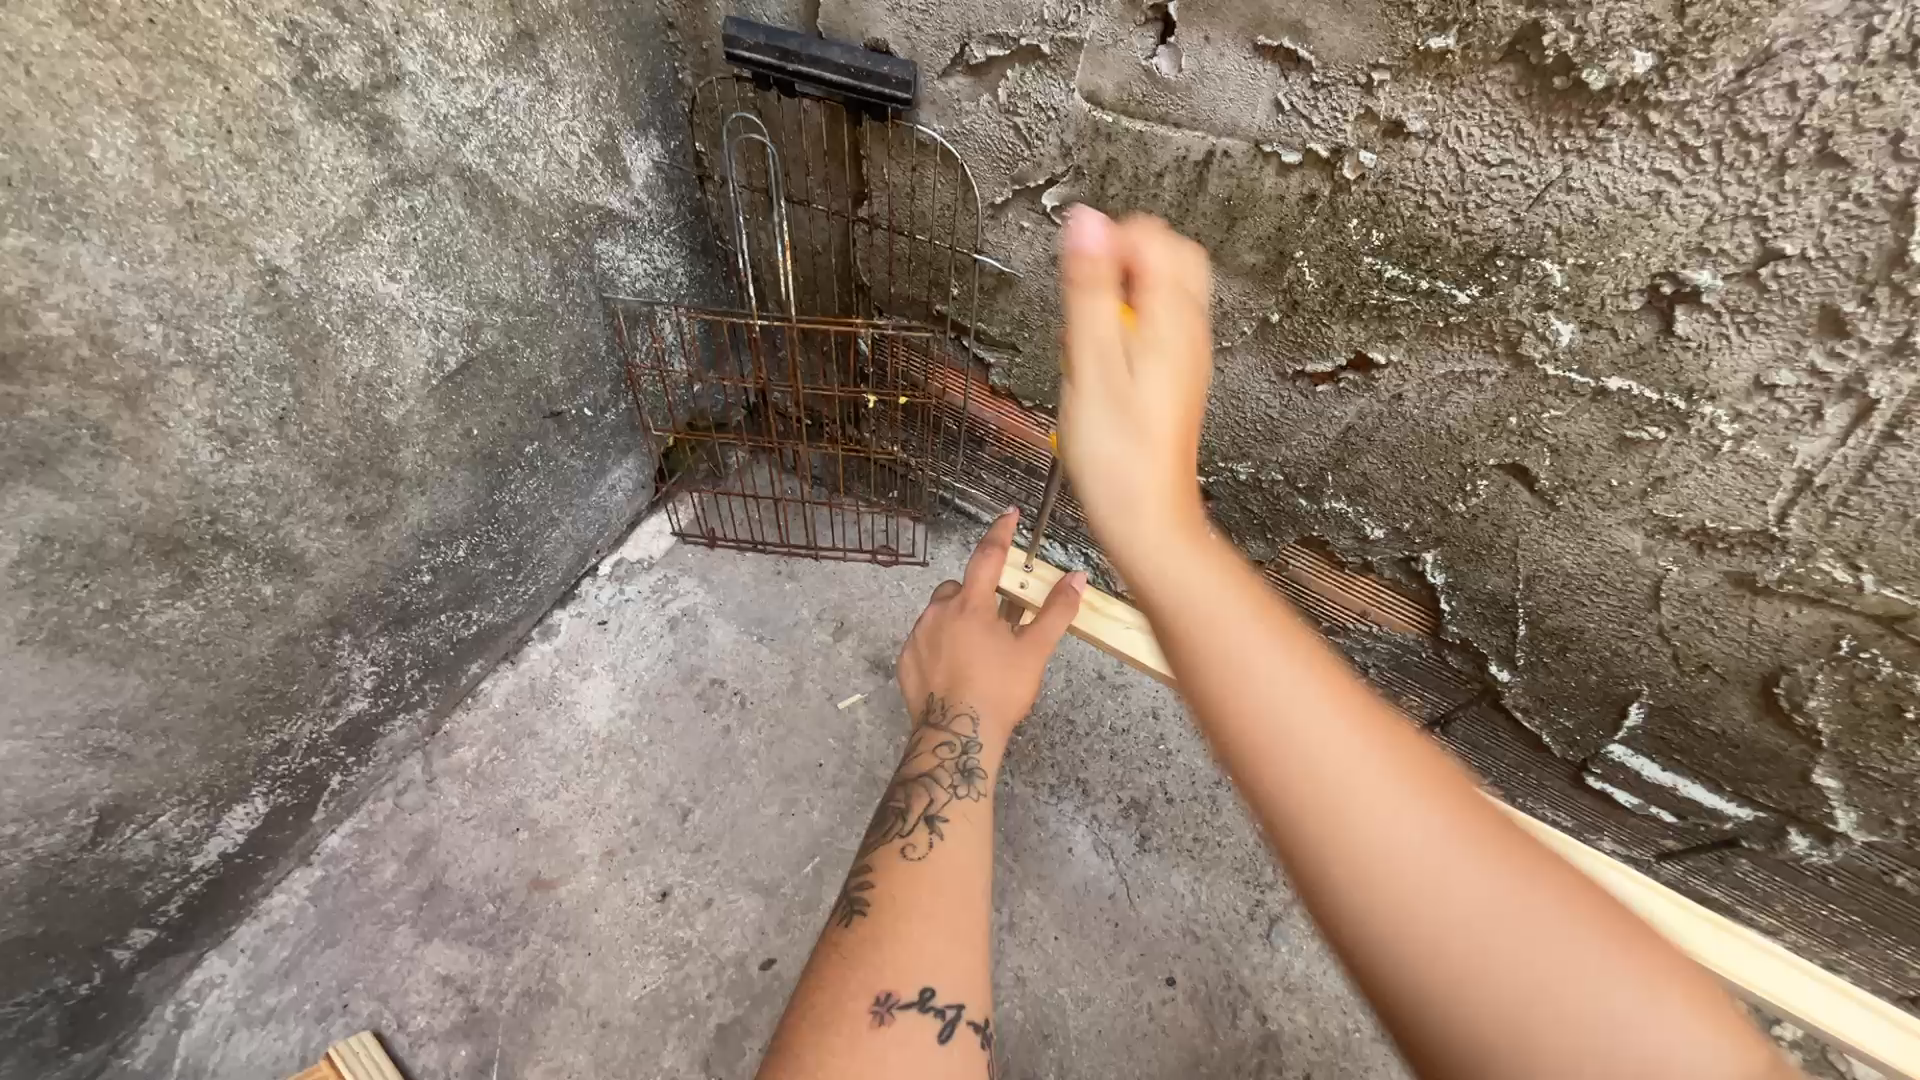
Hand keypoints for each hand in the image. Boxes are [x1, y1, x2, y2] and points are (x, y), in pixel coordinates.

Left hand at [896, 508, 1085, 745]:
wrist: (956, 736)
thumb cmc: (999, 692)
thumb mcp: (1034, 652)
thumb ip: (1056, 612)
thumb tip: (1077, 578)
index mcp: (971, 605)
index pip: (988, 556)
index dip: (1000, 532)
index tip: (1009, 514)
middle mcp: (939, 612)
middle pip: (960, 588)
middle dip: (978, 596)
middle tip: (998, 624)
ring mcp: (918, 635)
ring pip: (940, 612)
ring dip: (958, 620)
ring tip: (978, 651)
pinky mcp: (906, 659)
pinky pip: (924, 638)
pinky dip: (940, 643)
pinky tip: (956, 668)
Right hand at [1055, 206, 1213, 574]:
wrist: (1143, 516)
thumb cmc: (1118, 457)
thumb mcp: (1090, 365)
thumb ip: (1088, 290)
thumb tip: (1086, 224)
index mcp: (1172, 320)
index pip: (1154, 237)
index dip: (1108, 244)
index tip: (1077, 280)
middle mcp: (1187, 332)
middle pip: (1166, 259)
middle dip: (1118, 267)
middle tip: (1084, 308)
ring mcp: (1184, 356)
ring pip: (1157, 295)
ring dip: (1116, 303)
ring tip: (1089, 345)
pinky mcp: (1172, 379)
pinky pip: (1152, 332)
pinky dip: (1122, 334)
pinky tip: (1099, 370)